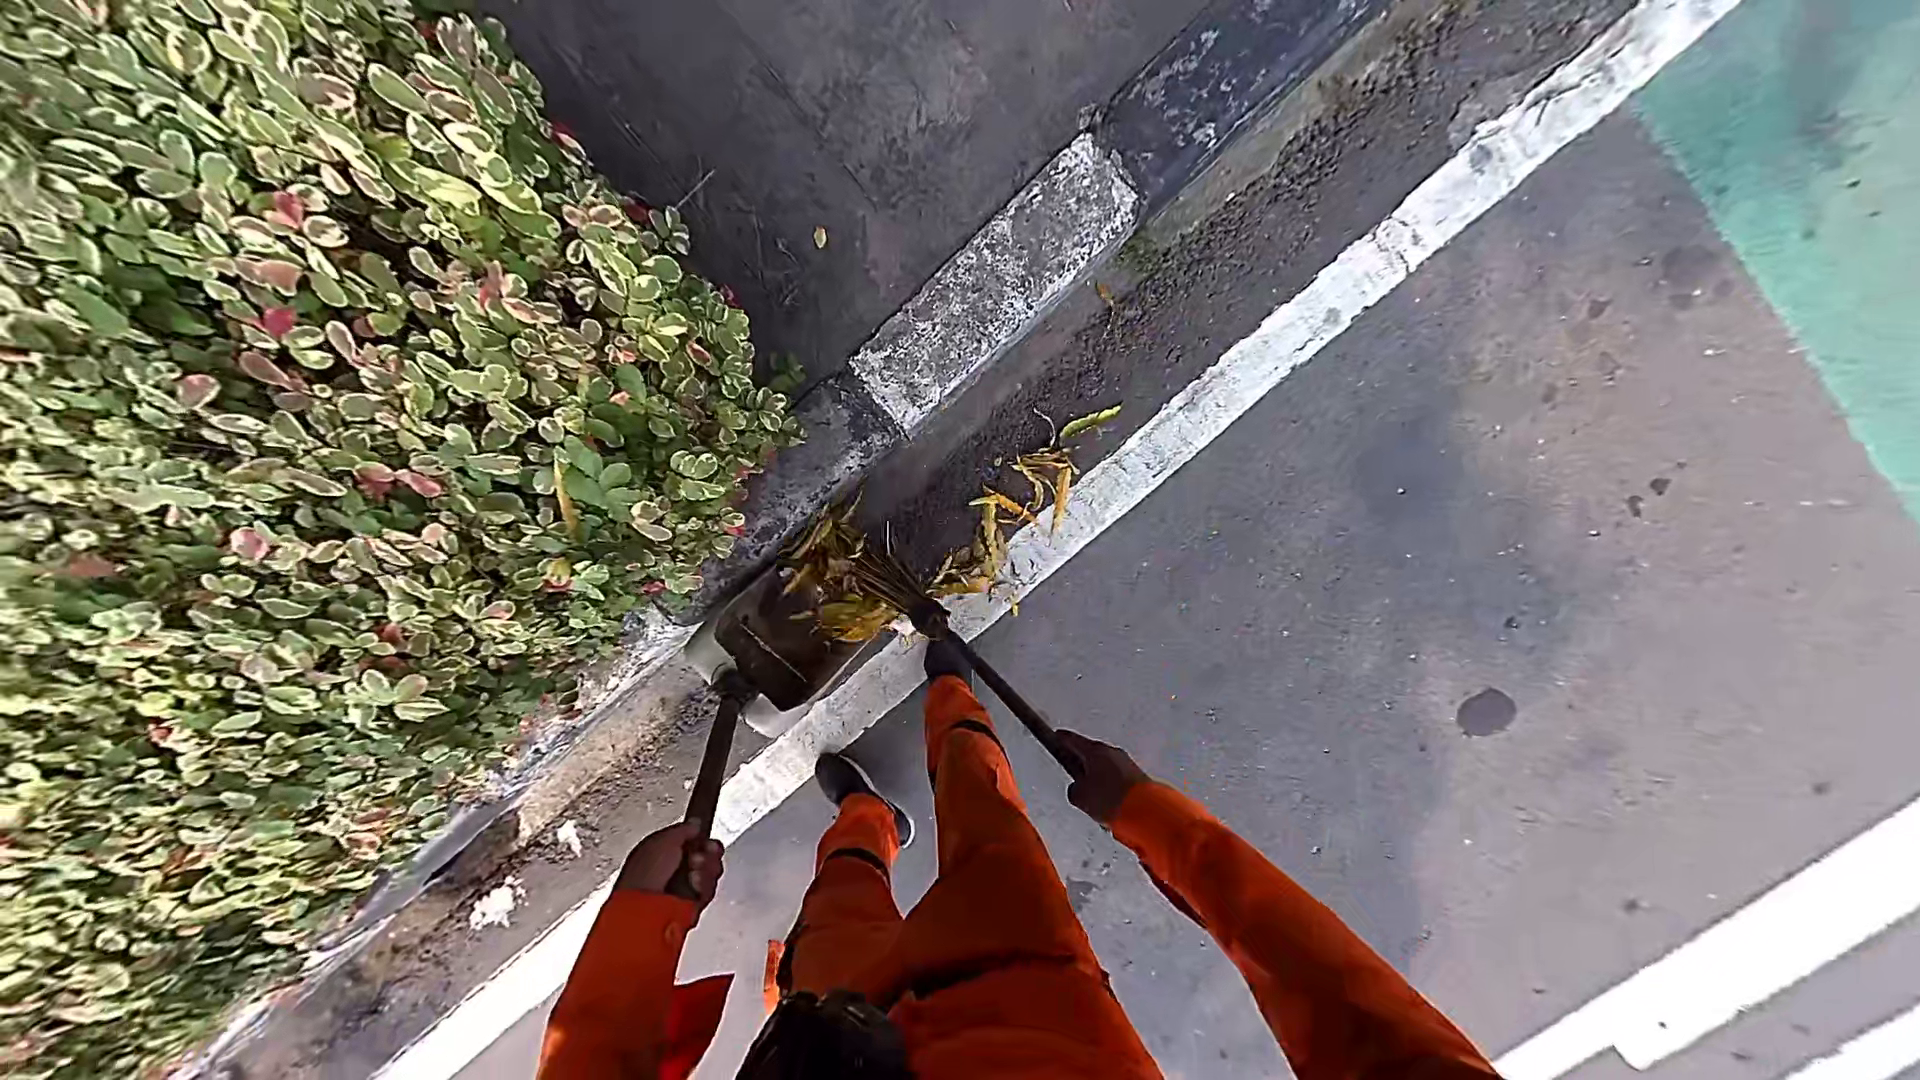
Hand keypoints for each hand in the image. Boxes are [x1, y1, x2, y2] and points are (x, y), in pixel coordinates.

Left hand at [614, 822, 724, 909]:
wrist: (646, 908)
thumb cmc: (645, 874)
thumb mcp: (663, 840)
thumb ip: (683, 829)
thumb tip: (695, 823)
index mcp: (660, 855)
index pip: (690, 841)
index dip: (700, 837)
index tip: (702, 835)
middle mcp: (672, 872)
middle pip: (706, 854)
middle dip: (708, 851)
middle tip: (700, 854)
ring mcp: (682, 889)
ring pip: (711, 871)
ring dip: (707, 867)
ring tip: (695, 870)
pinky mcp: (691, 906)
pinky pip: (710, 890)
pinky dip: (705, 884)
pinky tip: (695, 883)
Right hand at [1055, 730, 1149, 824]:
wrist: (1145, 812)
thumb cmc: (1112, 799)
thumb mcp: (1080, 796)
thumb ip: (1074, 789)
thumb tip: (1079, 789)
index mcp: (1095, 750)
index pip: (1073, 739)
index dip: (1062, 738)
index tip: (1057, 736)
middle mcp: (1112, 753)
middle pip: (1091, 755)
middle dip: (1083, 766)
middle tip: (1076, 779)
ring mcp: (1127, 764)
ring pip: (1106, 769)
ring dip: (1099, 781)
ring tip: (1096, 803)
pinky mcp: (1138, 778)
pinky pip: (1119, 781)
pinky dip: (1112, 791)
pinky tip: (1111, 807)